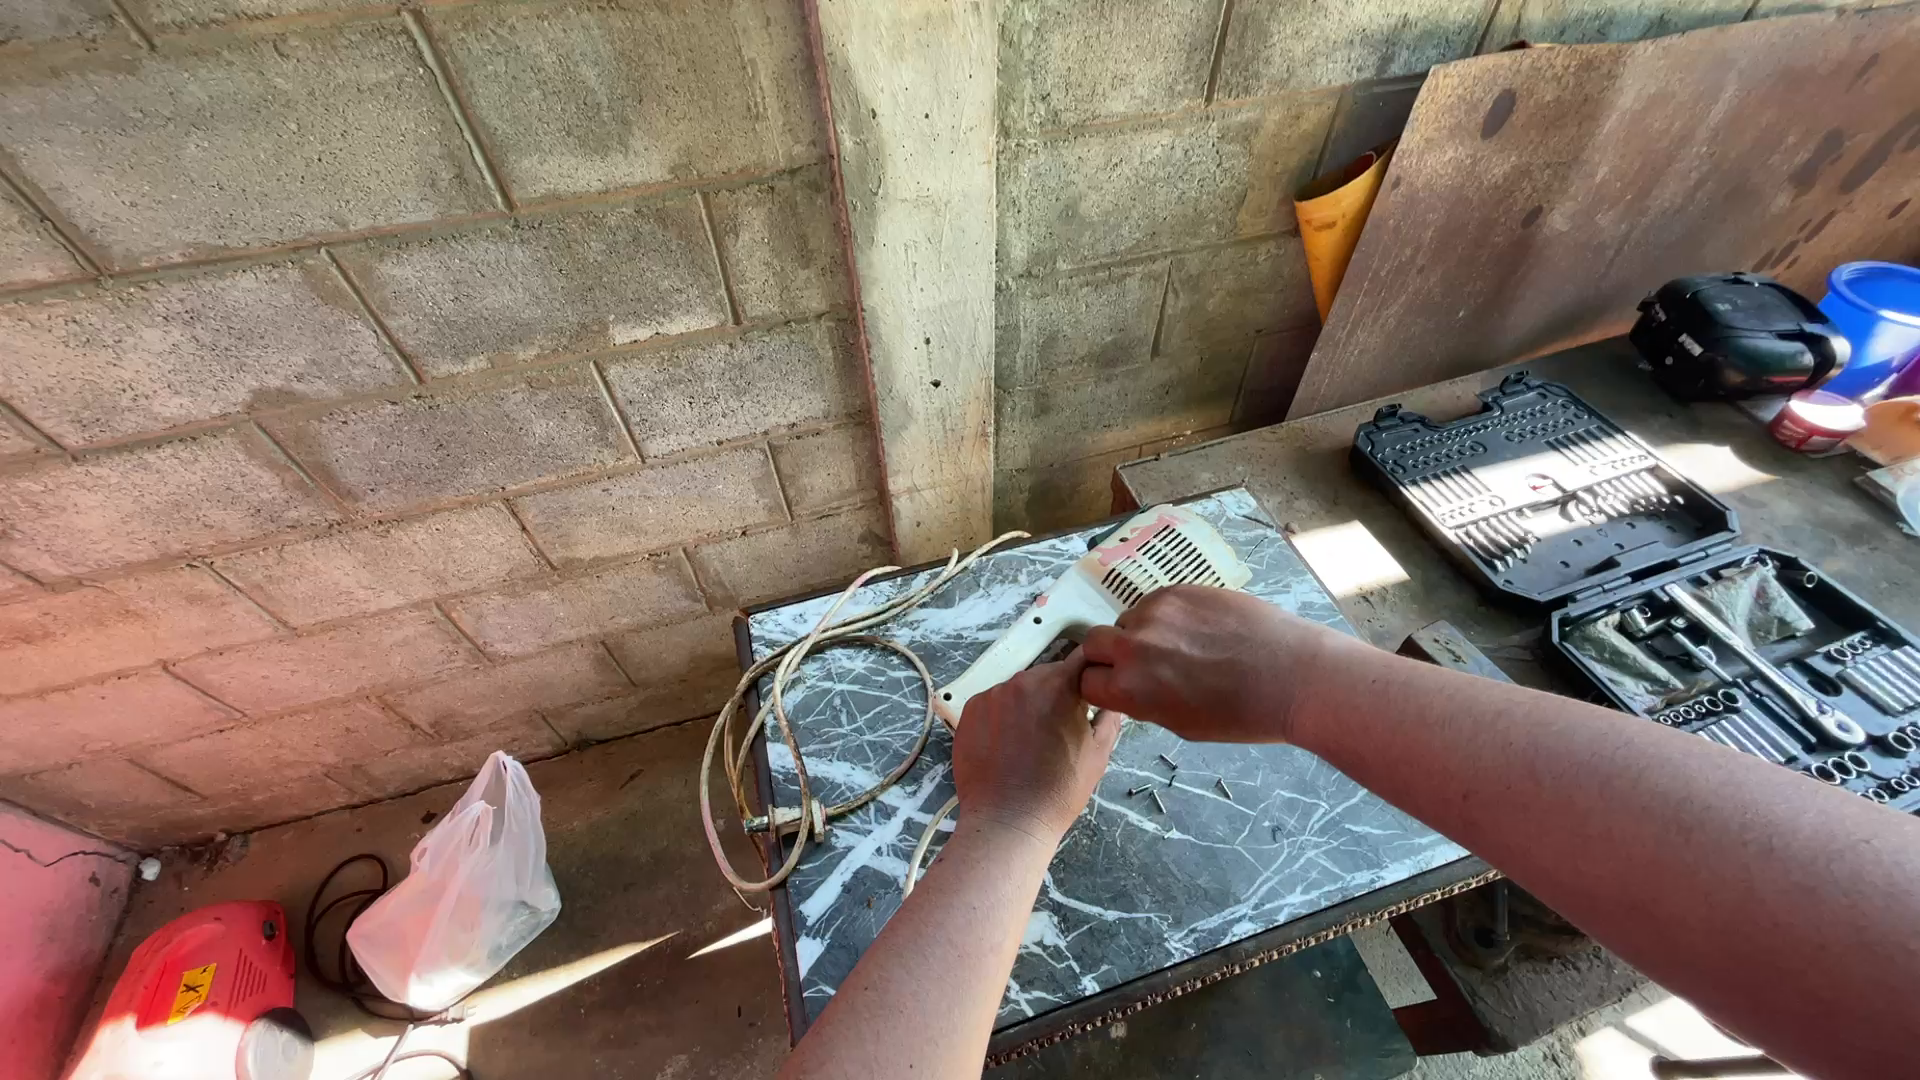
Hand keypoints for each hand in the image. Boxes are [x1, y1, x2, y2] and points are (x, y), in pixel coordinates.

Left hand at [952, 650, 1121, 843]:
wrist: (1008, 820)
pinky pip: (992, 703)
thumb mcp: (1098, 754)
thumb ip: (1109, 717)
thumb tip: (1112, 700)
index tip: (1087, 691)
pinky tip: (1006, 744)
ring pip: (1017, 689)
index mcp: (1058, 686)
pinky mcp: (970, 710)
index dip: (1086, 675)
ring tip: (1030, 740)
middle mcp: (1022, 682)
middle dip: (1055, 694)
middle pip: (1045, 675)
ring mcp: (992, 694)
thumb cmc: (1058, 791)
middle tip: (1058, 727)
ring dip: (1027, 704)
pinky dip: (1001, 716)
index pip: (1079, 661)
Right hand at [1080, 585, 1351, 742]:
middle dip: (1108, 654)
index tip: (1115, 685)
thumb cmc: (1242, 715)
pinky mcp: (1178, 590)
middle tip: (1137, 662)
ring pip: (1127, 619)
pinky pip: (1155, 602)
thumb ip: (1143, 702)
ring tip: (1179, 644)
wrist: (1293, 676)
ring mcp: (1154, 613)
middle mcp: (1132, 646)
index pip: (1086, 680)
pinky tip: (1198, 628)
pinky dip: (1166, 616)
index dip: (1100, 684)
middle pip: (1092, 642)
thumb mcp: (1181, 724)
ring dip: (1140, 632)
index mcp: (1129, 688)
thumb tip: (1130, 687)